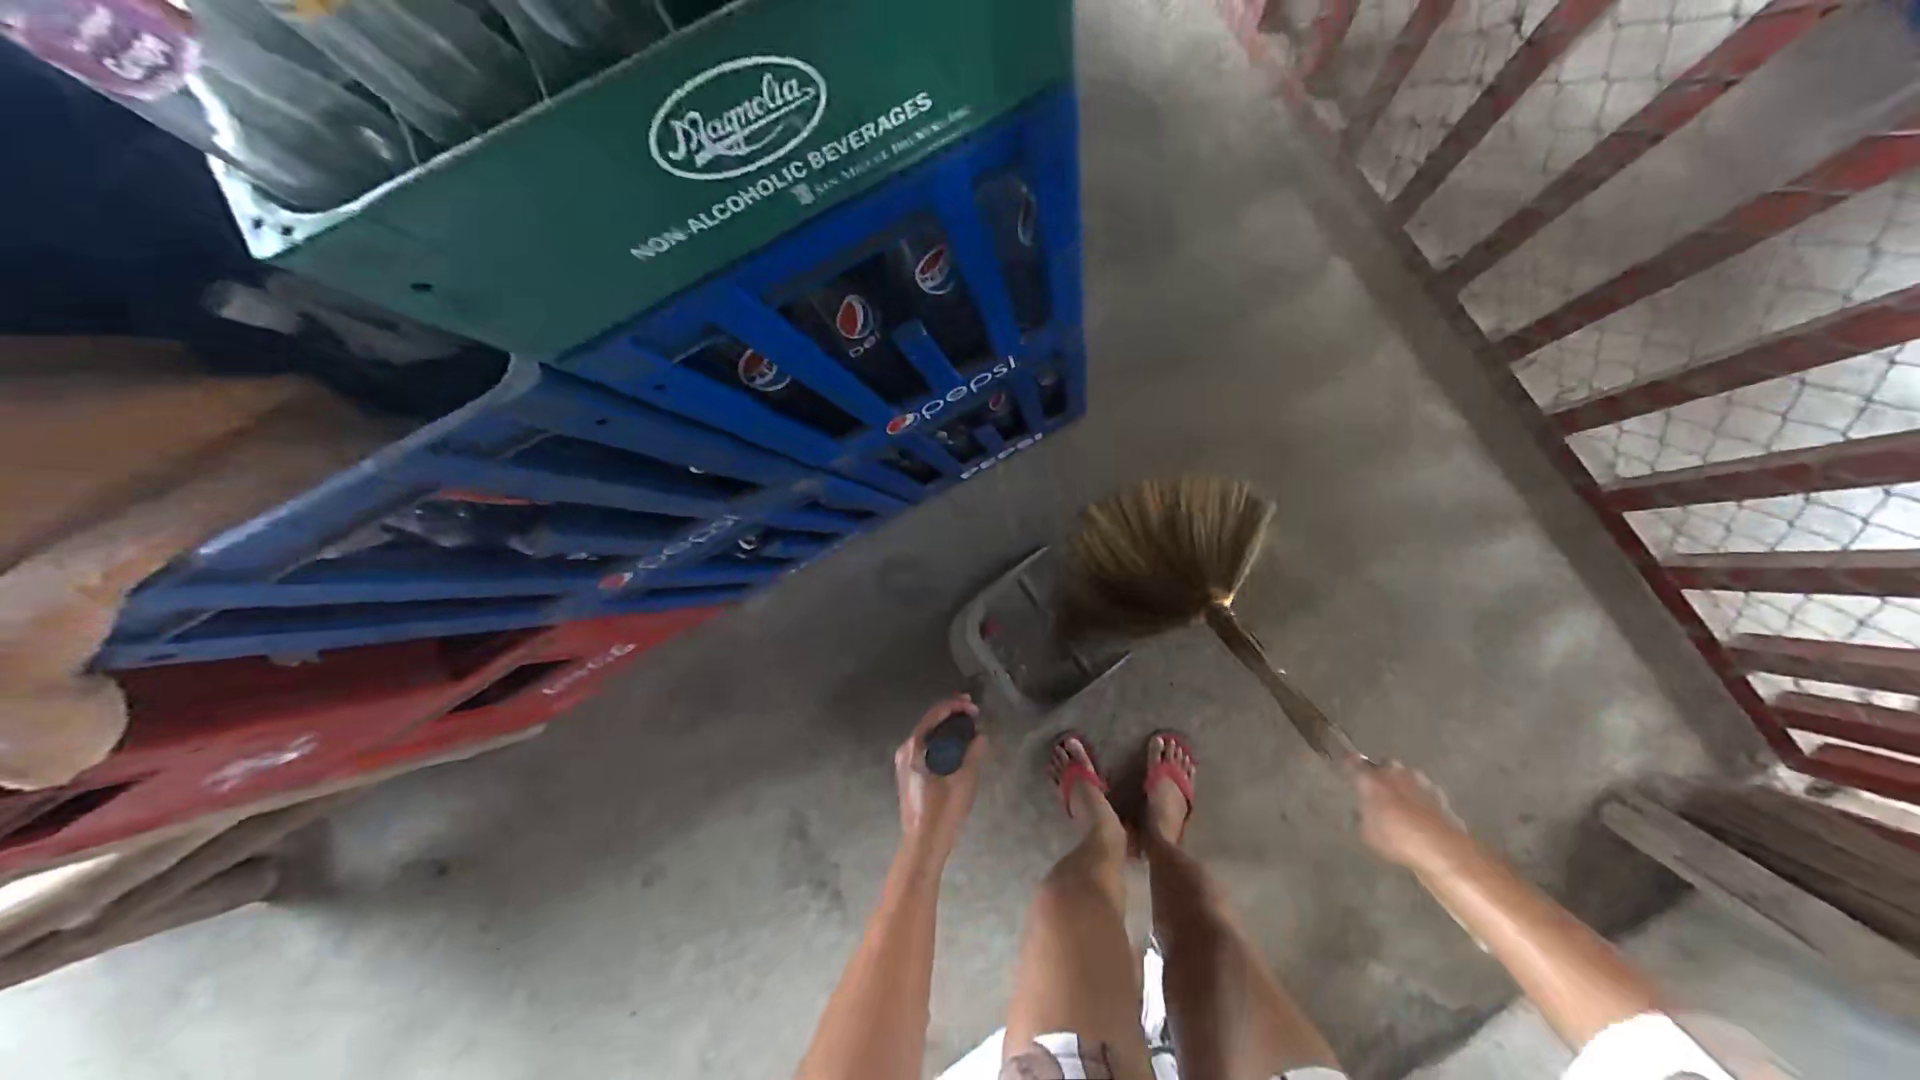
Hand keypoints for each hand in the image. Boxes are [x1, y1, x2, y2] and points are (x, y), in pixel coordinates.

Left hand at [893, 694, 985, 864]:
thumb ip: (973, 752)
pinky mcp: (909, 775)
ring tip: (968, 725)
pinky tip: (957, 746)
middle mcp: (905, 750)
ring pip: (928, 736)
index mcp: (914, 747)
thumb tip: (980, 736)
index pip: (934, 715)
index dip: (954, 705)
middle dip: (951, 714)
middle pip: (929, 723)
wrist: (923, 844)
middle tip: (972, 710)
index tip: (973, 705)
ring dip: (947, 728)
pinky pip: (927, 748)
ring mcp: (905, 763)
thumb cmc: (943, 810)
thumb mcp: (964, 779)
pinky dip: (942, 742)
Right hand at [1352, 761, 1470, 870]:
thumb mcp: (1367, 834)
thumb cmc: (1397, 840)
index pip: (1353, 761)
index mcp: (1371, 779)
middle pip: (1384, 764)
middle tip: (1376, 789)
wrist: (1444, 851)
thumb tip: (1360, 811)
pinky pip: (1424, 791)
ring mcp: (1421, 782)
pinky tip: (1420, 814)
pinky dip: (1420, 798)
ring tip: (1401, 802)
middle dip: (1380, 773)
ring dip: (1402, 783)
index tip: (1345, 764)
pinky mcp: (1441, 796)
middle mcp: (1395, 774)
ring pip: (1406, 775)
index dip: (1348, 762)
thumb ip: (1362, 816)